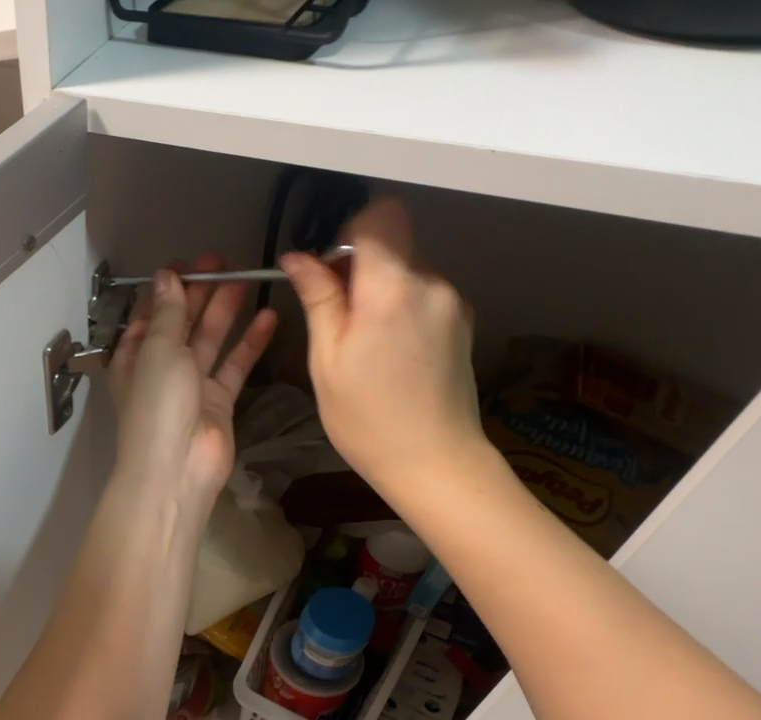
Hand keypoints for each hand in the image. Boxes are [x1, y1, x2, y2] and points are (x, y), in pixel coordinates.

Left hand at [110, 254, 277, 508]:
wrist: (177, 467)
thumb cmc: (158, 405)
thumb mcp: (158, 350)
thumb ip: (168, 313)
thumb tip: (166, 275)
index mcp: (134, 358)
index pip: (149, 316)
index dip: (167, 289)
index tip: (188, 262)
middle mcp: (159, 369)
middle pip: (181, 324)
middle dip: (199, 293)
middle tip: (224, 261)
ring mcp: (190, 386)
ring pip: (209, 340)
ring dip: (225, 310)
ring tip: (247, 277)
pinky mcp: (218, 401)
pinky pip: (234, 365)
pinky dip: (249, 342)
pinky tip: (269, 316)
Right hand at [280, 200, 485, 500]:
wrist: (433, 460)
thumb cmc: (366, 419)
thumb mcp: (326, 360)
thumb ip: (319, 299)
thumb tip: (299, 258)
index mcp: (390, 290)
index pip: (378, 218)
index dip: (347, 235)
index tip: (327, 272)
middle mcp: (430, 283)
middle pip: (393, 242)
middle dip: (359, 267)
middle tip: (334, 318)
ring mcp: (451, 301)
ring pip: (407, 270)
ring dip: (379, 291)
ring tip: (361, 344)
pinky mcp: (461, 321)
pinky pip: (423, 294)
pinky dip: (400, 309)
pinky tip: (388, 354)